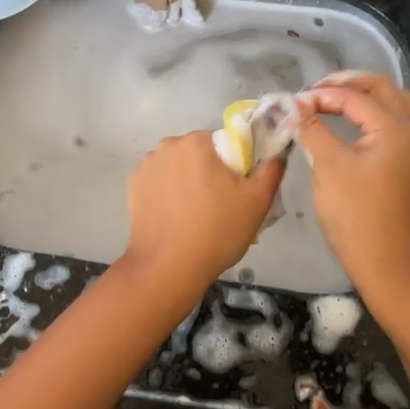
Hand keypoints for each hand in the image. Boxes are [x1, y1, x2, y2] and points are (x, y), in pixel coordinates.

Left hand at [122, 130, 284, 298]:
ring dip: (188, 180)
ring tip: (195, 215)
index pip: (225, 141)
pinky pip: (159, 181)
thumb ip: (271, 168)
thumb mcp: (258, 200)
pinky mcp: (133, 186)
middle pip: (199, 152)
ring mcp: (146, 165)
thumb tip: (276, 151)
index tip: (236, 190)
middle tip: (220, 205)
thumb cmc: (216, 231)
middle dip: (210, 171)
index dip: (235, 164)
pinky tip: (175, 217)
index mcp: (197, 141)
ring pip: (178, 166)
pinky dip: (168, 192)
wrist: (167, 268)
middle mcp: (167, 145)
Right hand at [296, 72, 409, 297]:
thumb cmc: (356, 215)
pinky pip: (401, 121)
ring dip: (367, 95)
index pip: (353, 97)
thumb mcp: (328, 167)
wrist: (388, 263)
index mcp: (394, 128)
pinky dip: (379, 112)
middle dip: (347, 84)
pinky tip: (359, 122)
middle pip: (382, 88)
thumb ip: (310, 129)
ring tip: (336, 100)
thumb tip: (290, 105)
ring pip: (397, 102)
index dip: (320, 96)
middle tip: (315, 92)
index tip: (292, 104)